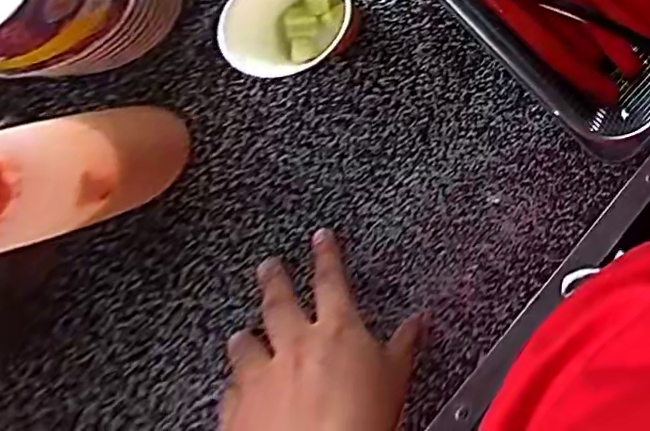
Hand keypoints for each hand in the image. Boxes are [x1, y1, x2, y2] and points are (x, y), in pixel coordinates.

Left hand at [218, 229, 424, 430]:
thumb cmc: (360, 423)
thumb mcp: (395, 377)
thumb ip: (404, 344)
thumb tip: (420, 320)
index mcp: (335, 330)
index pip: (330, 279)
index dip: (326, 255)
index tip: (321, 238)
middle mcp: (295, 347)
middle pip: (280, 303)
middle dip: (274, 280)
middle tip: (268, 265)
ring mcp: (262, 380)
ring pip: (247, 348)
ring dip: (244, 338)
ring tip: (240, 332)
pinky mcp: (238, 415)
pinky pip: (229, 394)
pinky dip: (231, 388)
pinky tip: (231, 388)